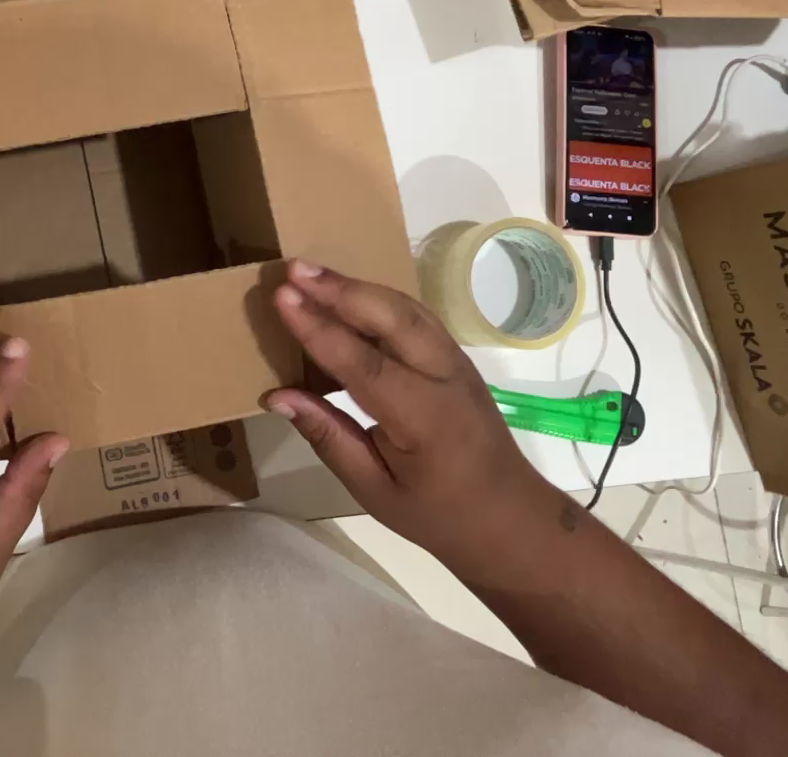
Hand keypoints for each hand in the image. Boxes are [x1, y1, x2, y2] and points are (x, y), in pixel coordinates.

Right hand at [261, 260, 560, 567]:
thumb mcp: (373, 490)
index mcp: (425, 418)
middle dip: (340, 289)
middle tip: (292, 269)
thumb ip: (327, 436)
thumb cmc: (437, 514)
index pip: (364, 362)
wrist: (511, 518)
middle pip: (392, 318)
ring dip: (356, 286)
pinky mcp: (454, 356)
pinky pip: (413, 315)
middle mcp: (445, 378)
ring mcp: (456, 361)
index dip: (319, 328)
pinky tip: (345, 291)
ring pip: (405, 307)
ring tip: (310, 271)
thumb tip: (276, 396)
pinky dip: (375, 297)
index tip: (282, 297)